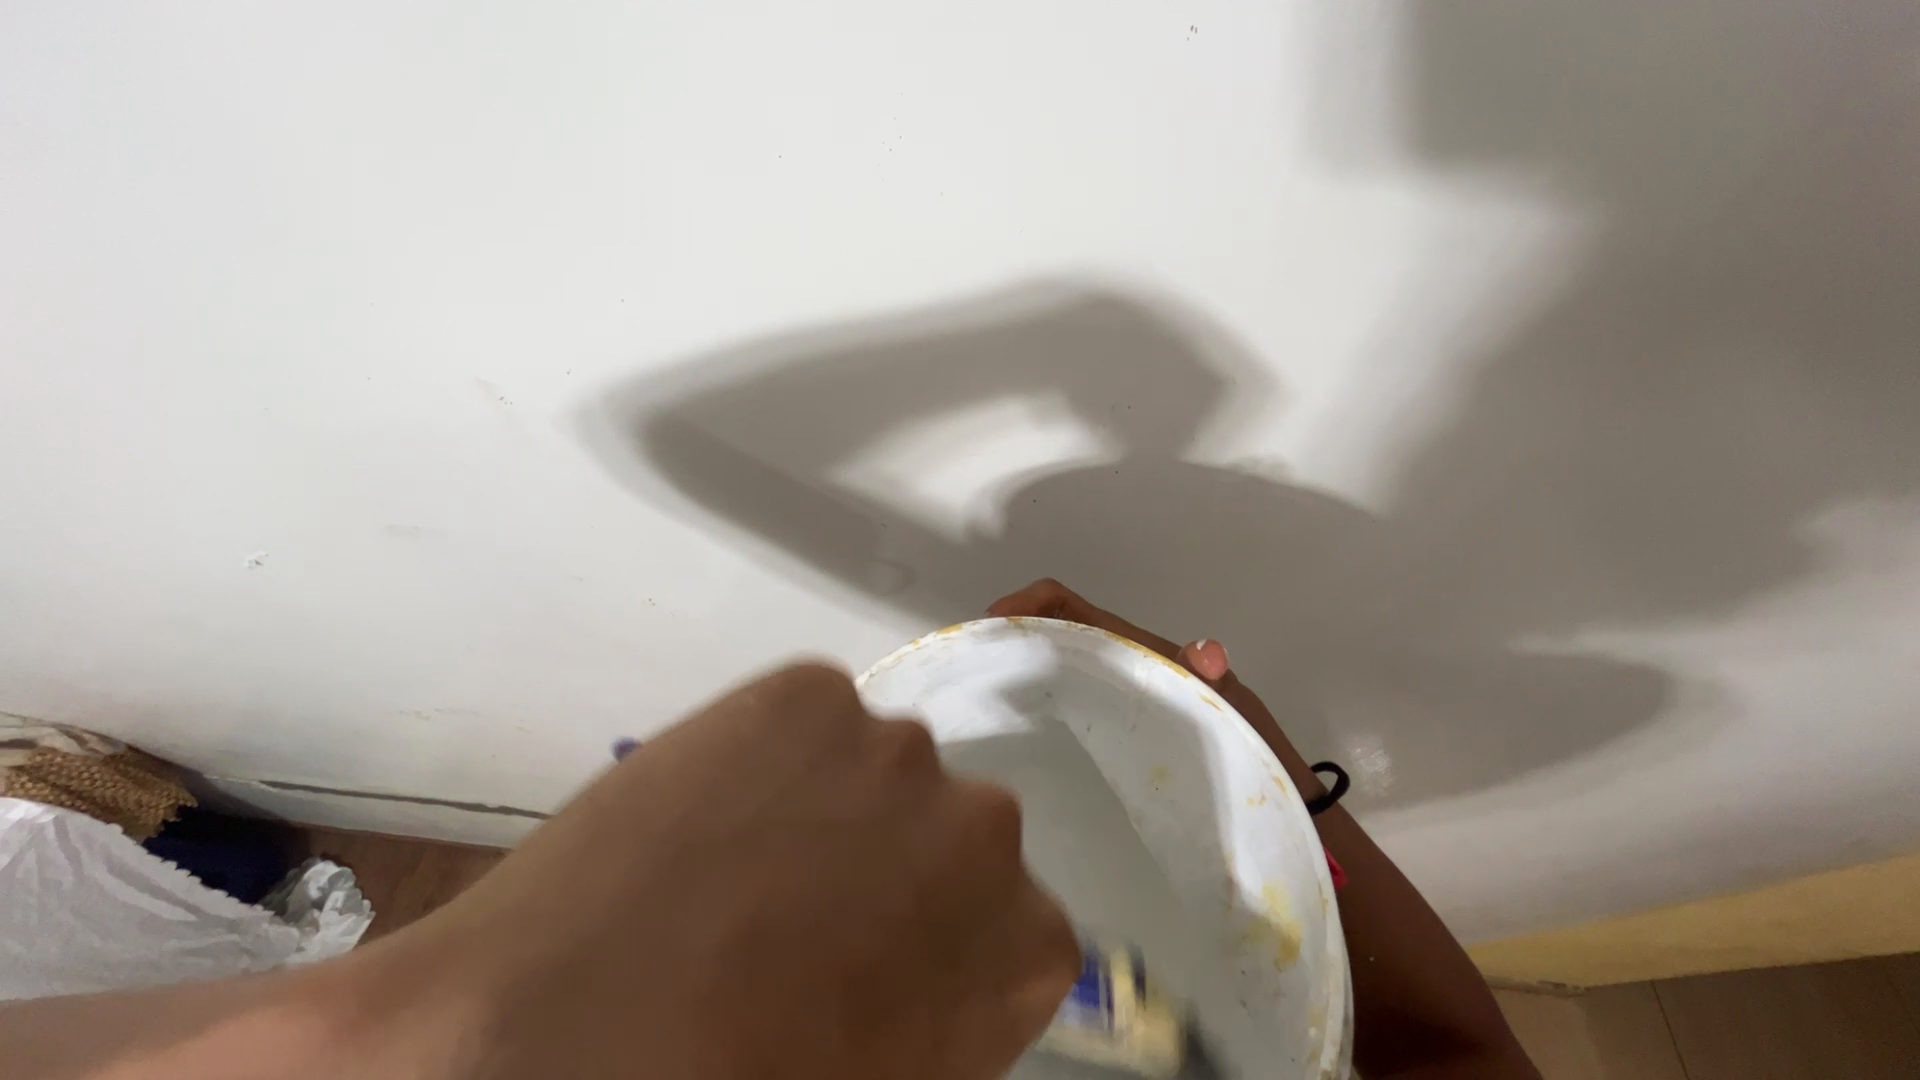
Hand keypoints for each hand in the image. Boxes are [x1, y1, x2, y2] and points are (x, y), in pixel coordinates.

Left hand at [355, 663, 1079, 1079]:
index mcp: (1025, 940)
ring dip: (833, 799)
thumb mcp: (883, 1070)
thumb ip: (941, 1005)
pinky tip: (716, 806)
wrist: (545, 1042)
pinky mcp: (807, 691)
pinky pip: (811, 717)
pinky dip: (778, 750)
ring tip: (745, 854)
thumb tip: (922, 952)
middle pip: (951, 830)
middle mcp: (986, 824)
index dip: (936, 943)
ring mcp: (893, 746)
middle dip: (892, 862)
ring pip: (877, 766)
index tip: (876, 960)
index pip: (1013, 921)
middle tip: (805, 908)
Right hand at [986, 579, 1324, 798]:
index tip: (993, 624)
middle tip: (973, 663)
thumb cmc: (1254, 755)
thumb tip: (1203, 650)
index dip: (1030, 602)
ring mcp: (1117, 696)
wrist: (1276, 806)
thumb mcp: (1235, 718)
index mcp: (1140, 650)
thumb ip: (1216, 686)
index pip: (1072, 605)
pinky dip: (1033, 694)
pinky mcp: (1115, 728)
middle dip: (1012, 630)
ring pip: (1056, 661)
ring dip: (1018, 660)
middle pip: (1055, 628)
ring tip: (981, 692)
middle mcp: (1123, 664)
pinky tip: (1015, 729)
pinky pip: (1066, 698)